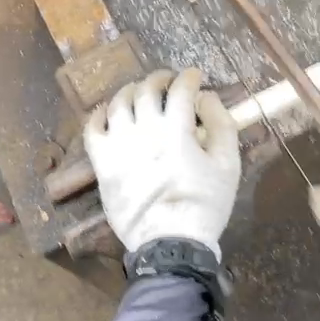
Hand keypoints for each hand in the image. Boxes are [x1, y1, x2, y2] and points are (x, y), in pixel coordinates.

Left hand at [84, 68, 240, 258]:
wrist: (169, 243)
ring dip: (131, 91)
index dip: (189, 78)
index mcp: (176, 129)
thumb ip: (221, 125)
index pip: (180, 89)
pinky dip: (99, 115)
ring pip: (119, 103)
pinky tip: (107, 112)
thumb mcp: (227, 166)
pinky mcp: (102, 162)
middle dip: (160, 79)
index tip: (195, 77)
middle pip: (147, 89)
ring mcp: (118, 144)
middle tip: (168, 81)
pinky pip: (92, 130)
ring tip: (140, 92)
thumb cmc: (204, 205)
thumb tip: (207, 98)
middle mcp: (143, 129)